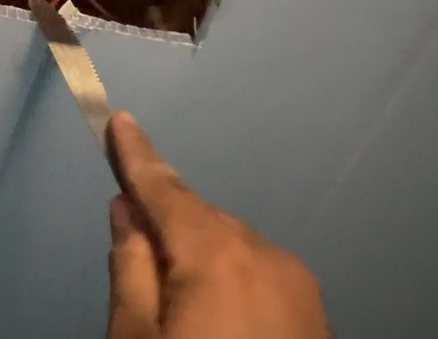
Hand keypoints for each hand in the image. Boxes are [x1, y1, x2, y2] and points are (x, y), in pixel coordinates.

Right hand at [106, 113, 329, 338]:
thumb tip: (128, 212)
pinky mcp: (318, 320)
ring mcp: (299, 288)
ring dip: (200, 257)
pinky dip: (232, 282)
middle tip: (134, 252)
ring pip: (231, 247)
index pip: (164, 188)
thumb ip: (131, 267)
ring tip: (178, 311)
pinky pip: (260, 277)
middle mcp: (264, 255)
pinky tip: (218, 325)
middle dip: (166, 225)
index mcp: (216, 254)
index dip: (136, 155)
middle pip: (199, 219)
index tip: (119, 119)